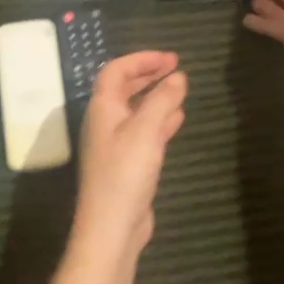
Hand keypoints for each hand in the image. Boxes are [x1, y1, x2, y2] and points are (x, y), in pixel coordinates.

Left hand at [72, 52, 187, 258]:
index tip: (170, 57)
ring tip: (181, 89)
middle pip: (124, 89)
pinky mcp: (127, 164)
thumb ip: (162, 99)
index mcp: (102, 108)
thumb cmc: (125, 172)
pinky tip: (178, 118)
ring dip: (156, 97)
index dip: (142, 59)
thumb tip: (178, 76)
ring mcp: (115, 144)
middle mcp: (105, 122)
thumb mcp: (146, 130)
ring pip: (136, 110)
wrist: (112, 225)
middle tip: (176, 67)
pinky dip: (160, 120)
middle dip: (149, 75)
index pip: (116, 71)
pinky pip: (144, 132)